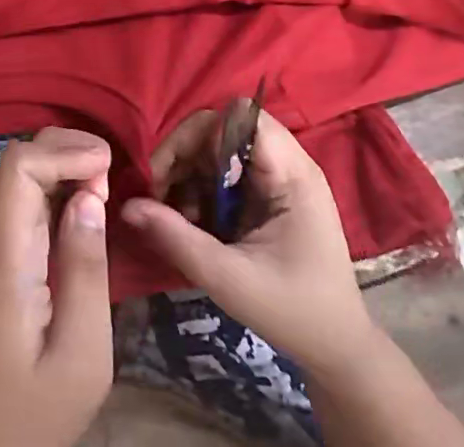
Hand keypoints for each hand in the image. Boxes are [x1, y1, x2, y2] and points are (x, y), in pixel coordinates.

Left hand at [0, 127, 114, 446]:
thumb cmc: (33, 409)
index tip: (106, 170)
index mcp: (8, 256)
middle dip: (67, 148)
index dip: (62, 152)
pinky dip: (63, 187)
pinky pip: (31, 202)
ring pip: (24, 176)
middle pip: (19, 160)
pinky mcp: (7, 258)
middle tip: (112, 172)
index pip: (18, 168)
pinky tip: (90, 202)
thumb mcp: (81, 352)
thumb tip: (91, 196)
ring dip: (67, 164)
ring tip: (108, 183)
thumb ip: (86, 270)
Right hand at [121, 110, 373, 372]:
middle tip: (160, 196)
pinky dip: (202, 188)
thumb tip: (127, 206)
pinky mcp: (272, 193)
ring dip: (190, 173)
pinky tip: (192, 221)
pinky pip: (228, 171)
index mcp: (291, 173)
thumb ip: (177, 238)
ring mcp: (280, 177)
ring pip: (221, 148)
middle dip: (185, 155)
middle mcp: (288, 163)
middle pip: (225, 127)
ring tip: (174, 214)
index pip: (240, 116)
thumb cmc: (292, 311)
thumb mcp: (228, 279)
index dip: (199, 134)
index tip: (170, 174)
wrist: (337, 347)